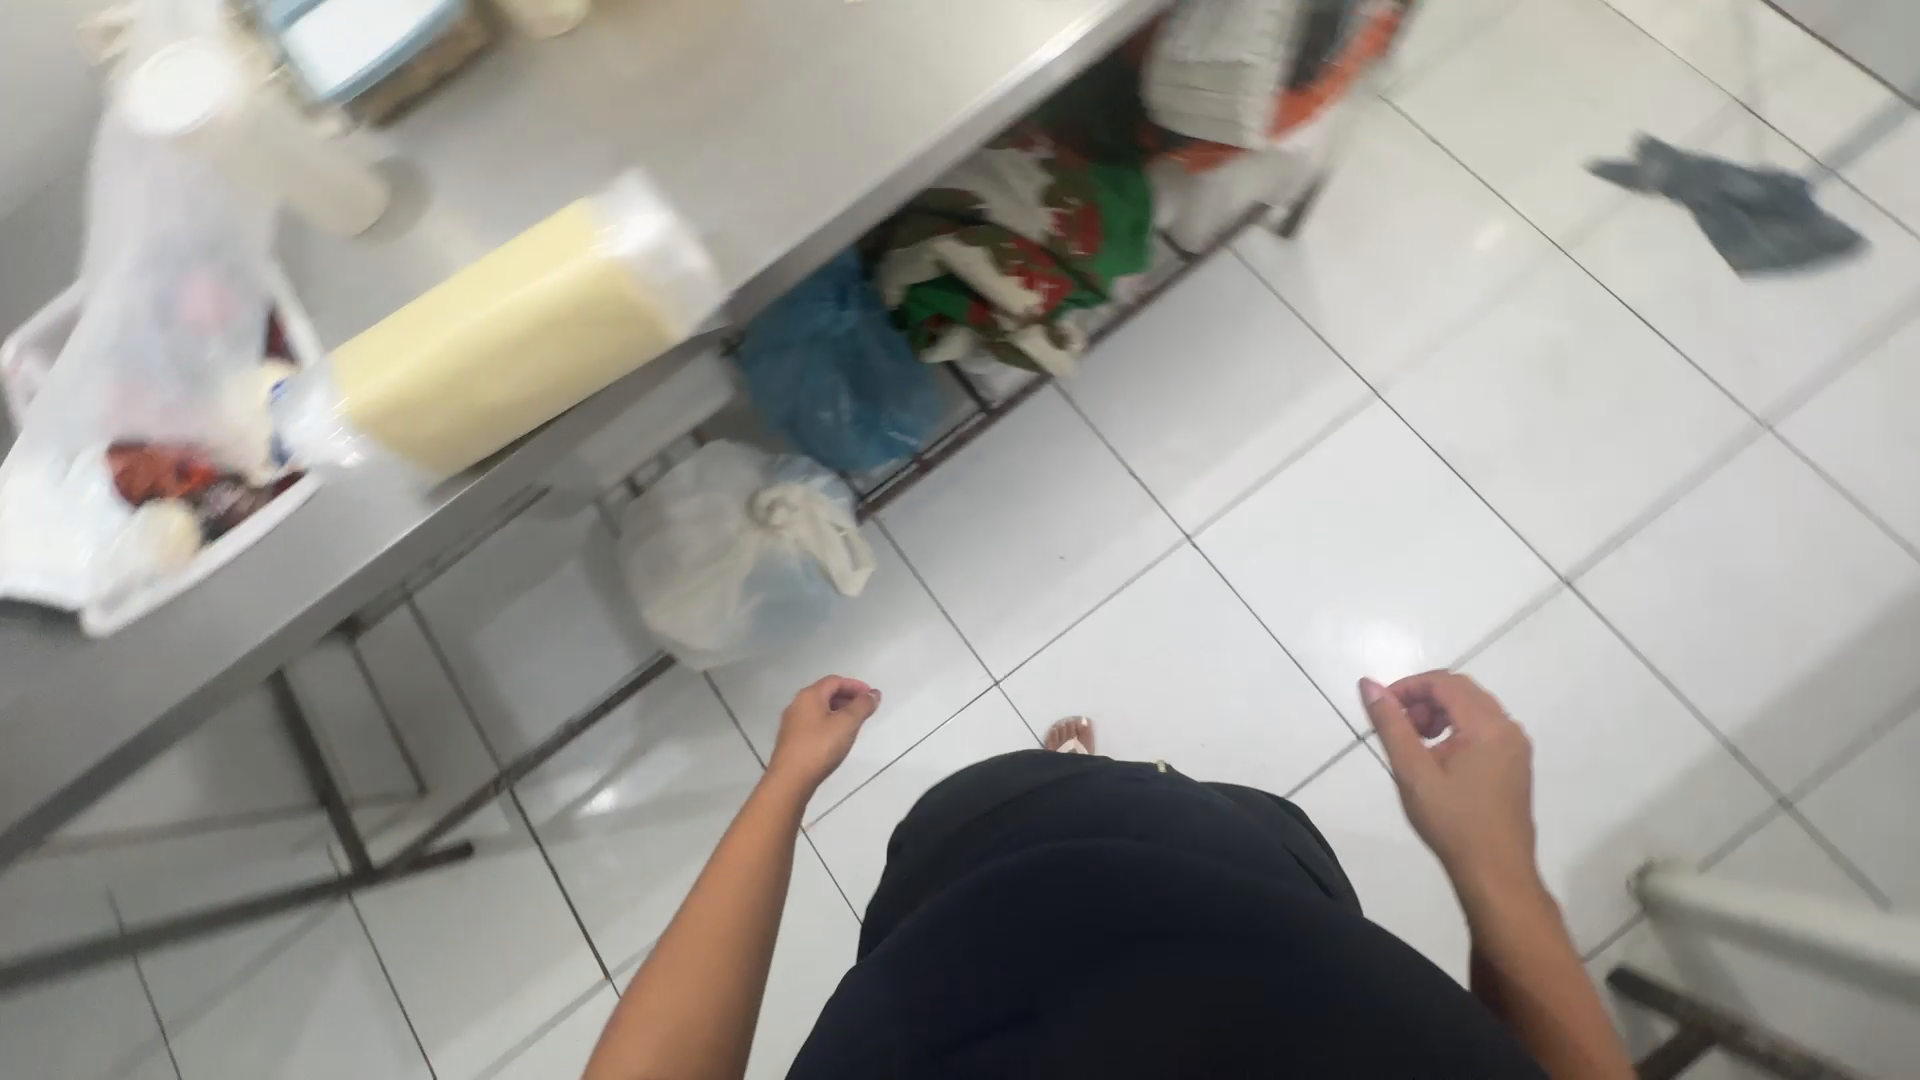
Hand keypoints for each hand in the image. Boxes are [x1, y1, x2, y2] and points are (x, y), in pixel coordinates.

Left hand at [767, 676, 881, 791]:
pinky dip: (828, 723)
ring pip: (819, 709)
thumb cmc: (820, 747)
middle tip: (865, 710)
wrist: (789, 780)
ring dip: (838, 712)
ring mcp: (791, 723)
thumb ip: (862, 706)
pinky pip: (813, 723)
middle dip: (848, 698)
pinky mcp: (791, 740)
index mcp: (809, 695)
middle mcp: (797, 704)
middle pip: (826, 693)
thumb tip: (874, 693)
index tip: (871, 697)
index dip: (855, 685)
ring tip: (854, 725)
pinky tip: (836, 738)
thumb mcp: (847, 724)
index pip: (835, 681)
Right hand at [1359, 672, 1539, 897]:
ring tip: (1415, 742)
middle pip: (1459, 689)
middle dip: (1422, 698)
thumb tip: (1368, 684)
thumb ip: (1390, 722)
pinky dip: (1455, 726)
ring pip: (1472, 706)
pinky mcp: (1515, 762)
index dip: (1407, 687)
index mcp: (1486, 727)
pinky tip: (1438, 756)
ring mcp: (1516, 746)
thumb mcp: (1411, 770)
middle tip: (1399, 726)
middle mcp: (1508, 729)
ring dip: (1438, 711)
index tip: (1382, 708)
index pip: (1443, 682)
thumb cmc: (1451, 820)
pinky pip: (1484, 725)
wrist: (1495, 872)